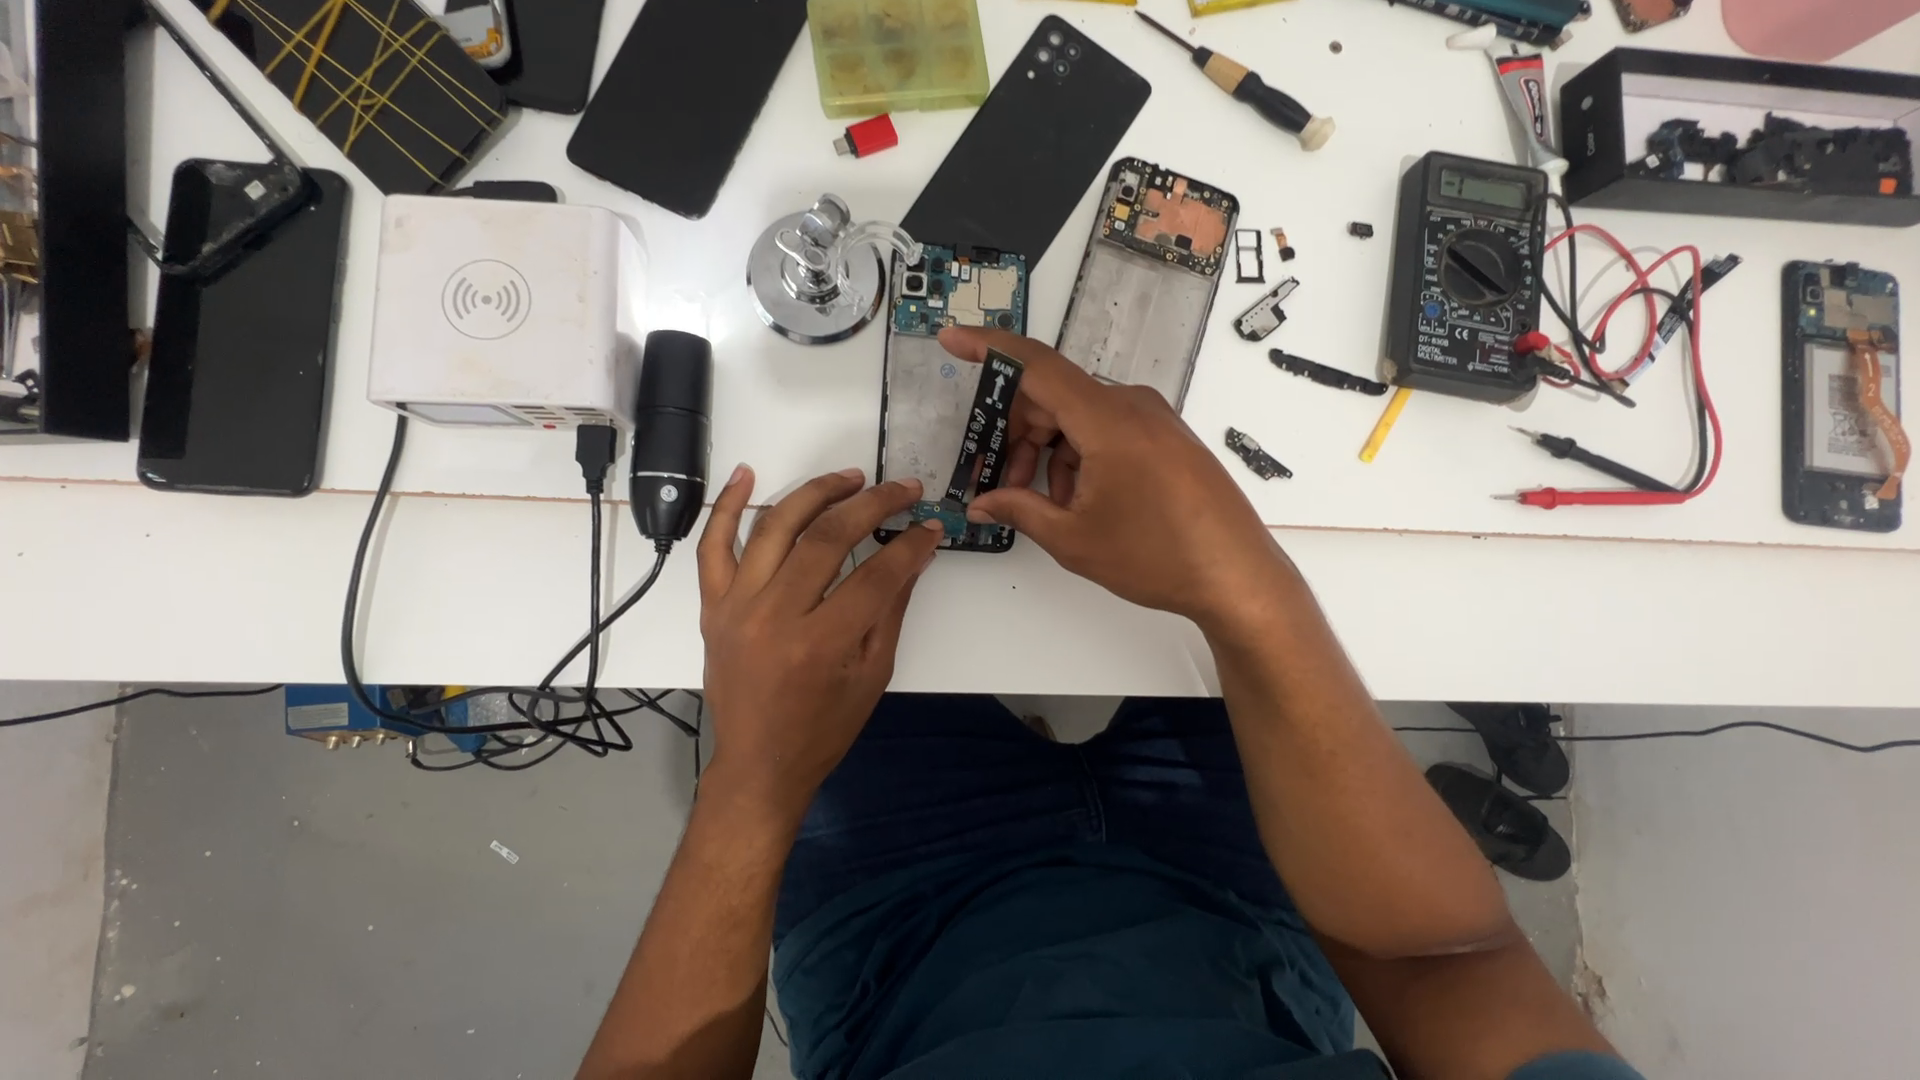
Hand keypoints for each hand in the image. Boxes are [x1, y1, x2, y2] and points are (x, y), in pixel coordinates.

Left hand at [696, 465, 943, 817]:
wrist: (759, 764)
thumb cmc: (823, 728)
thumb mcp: (872, 674)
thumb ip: (890, 608)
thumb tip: (916, 554)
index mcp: (820, 644)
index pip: (875, 575)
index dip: (909, 546)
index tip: (931, 526)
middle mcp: (774, 617)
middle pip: (827, 538)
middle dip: (873, 505)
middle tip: (903, 489)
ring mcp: (736, 606)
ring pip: (775, 528)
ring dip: (815, 493)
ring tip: (851, 477)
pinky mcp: (712, 605)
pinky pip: (712, 546)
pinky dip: (724, 506)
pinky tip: (746, 474)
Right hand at [939, 326, 1296, 633]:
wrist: (1237, 577)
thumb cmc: (1159, 557)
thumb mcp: (1073, 538)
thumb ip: (1019, 510)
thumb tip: (980, 502)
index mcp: (1107, 420)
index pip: (1036, 365)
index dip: (988, 349)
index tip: (953, 340)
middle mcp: (1133, 407)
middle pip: (1054, 397)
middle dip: (1016, 435)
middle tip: (996, 481)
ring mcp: (1156, 421)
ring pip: (1080, 417)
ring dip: (1049, 452)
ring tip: (1043, 505)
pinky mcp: (1168, 438)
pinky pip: (1109, 430)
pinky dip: (1080, 456)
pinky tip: (1076, 501)